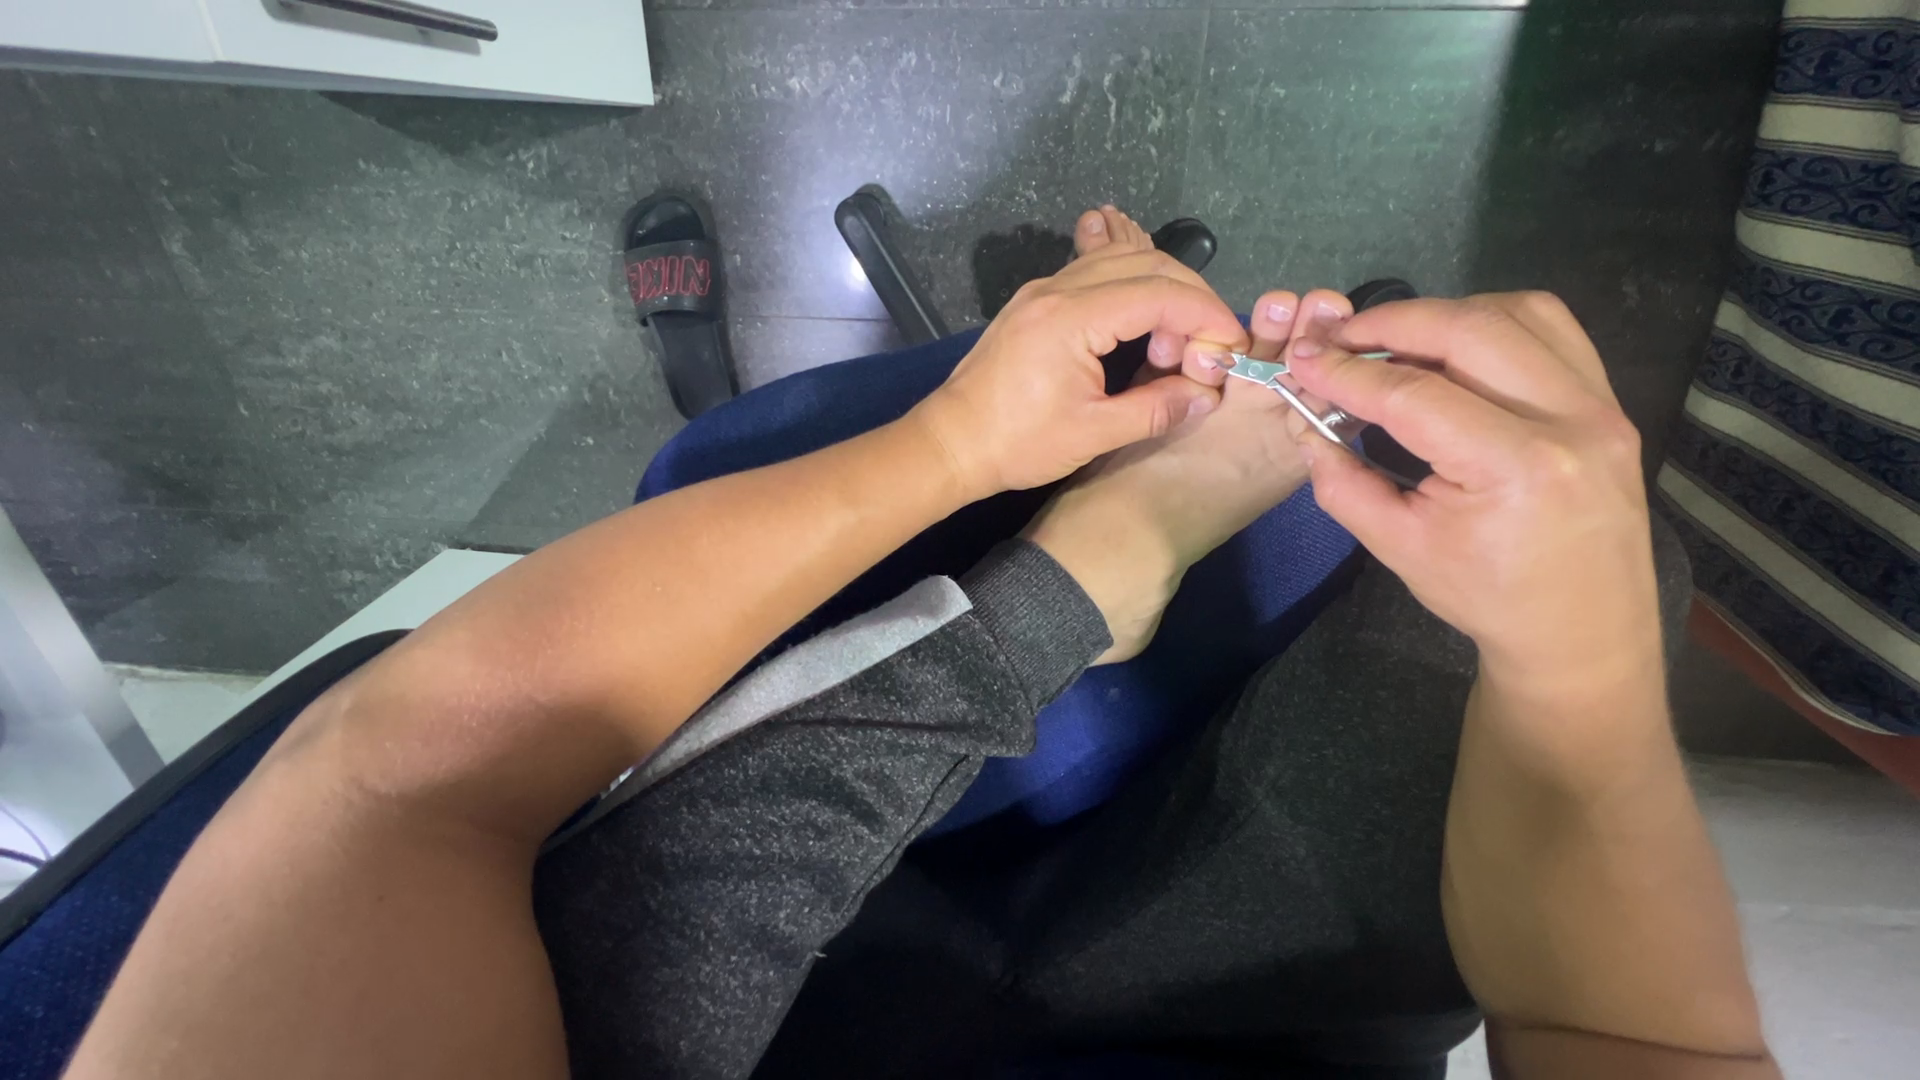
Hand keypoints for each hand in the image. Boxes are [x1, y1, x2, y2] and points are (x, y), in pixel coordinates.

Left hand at [909, 249, 1247, 496]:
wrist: (951, 442)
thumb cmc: (1016, 444)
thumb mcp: (1093, 434)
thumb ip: (1156, 408)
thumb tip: (1206, 394)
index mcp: (1072, 317)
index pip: (1160, 293)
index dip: (1207, 315)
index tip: (1231, 347)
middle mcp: (1057, 289)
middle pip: (1146, 263)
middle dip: (1191, 298)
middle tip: (1207, 346)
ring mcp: (1042, 290)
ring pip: (1120, 259)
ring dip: (1161, 288)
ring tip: (1173, 340)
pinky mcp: (1035, 301)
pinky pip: (1094, 270)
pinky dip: (1130, 284)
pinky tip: (1141, 315)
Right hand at [1285, 293, 1660, 697]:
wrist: (1580, 630)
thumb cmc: (1483, 595)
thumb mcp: (1396, 547)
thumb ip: (1341, 481)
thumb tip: (1306, 421)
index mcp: (1514, 468)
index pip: (1412, 395)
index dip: (1345, 373)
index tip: (1299, 360)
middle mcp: (1571, 421)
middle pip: (1471, 330)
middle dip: (1390, 323)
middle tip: (1336, 338)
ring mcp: (1602, 406)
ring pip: (1520, 313)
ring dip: (1444, 315)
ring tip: (1390, 340)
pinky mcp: (1610, 402)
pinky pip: (1551, 331)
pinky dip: (1490, 322)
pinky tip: (1449, 347)